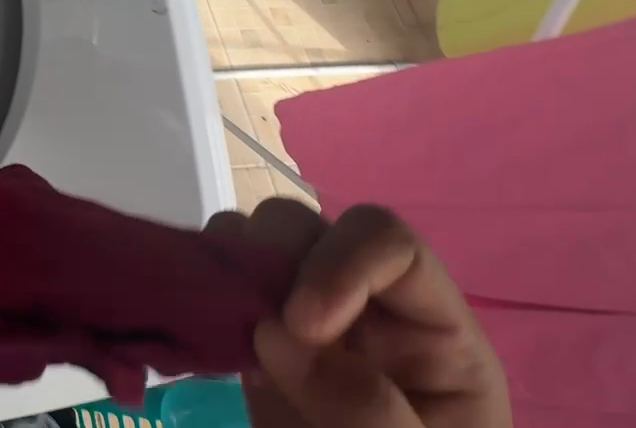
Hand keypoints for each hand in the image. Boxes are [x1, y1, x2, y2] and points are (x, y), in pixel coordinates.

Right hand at [208, 200, 509, 427]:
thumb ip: (369, 416)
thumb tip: (279, 333)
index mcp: (435, 336)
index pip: (391, 247)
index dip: (342, 263)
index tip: (303, 327)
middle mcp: (368, 308)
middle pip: (313, 226)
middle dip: (275, 261)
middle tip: (256, 328)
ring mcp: (306, 316)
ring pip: (256, 238)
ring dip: (230, 266)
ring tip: (225, 324)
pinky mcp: (254, 332)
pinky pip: (217, 272)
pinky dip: (199, 282)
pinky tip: (202, 328)